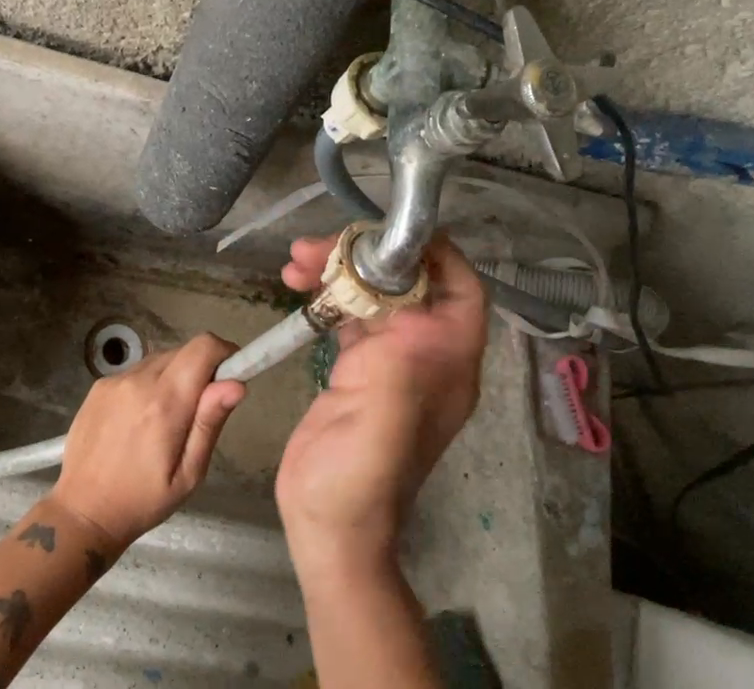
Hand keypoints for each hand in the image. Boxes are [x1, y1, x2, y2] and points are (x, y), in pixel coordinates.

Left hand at [50, 334, 247, 548]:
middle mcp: (137, 381)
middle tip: (199, 412)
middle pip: (182, 352)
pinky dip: (149, 385)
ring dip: (174, 378)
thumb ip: (210, 422)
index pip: (203, 348)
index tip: (231, 378)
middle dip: (201, 371)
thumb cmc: (142, 500)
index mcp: (164, 403)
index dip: (224, 354)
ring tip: (168, 422)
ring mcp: (114, 381)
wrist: (83, 510)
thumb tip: (236, 384)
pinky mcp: (98, 386)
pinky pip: (136, 372)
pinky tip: (141, 420)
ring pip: (159, 360)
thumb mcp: (188, 474)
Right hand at [275, 232, 486, 570]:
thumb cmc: (361, 474)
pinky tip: (297, 286)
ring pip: (374, 294)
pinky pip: (349, 316)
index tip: (380, 231)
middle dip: (364, 255)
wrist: (327, 522)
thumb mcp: (386, 411)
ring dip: (338, 270)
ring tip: (294, 262)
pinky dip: (325, 295)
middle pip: (407, 283)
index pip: (459, 287)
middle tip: (312, 248)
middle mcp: (426, 354)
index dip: (430, 251)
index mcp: (448, 361)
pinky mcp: (358, 370)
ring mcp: (391, 362)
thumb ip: (402, 351)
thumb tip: (409, 295)